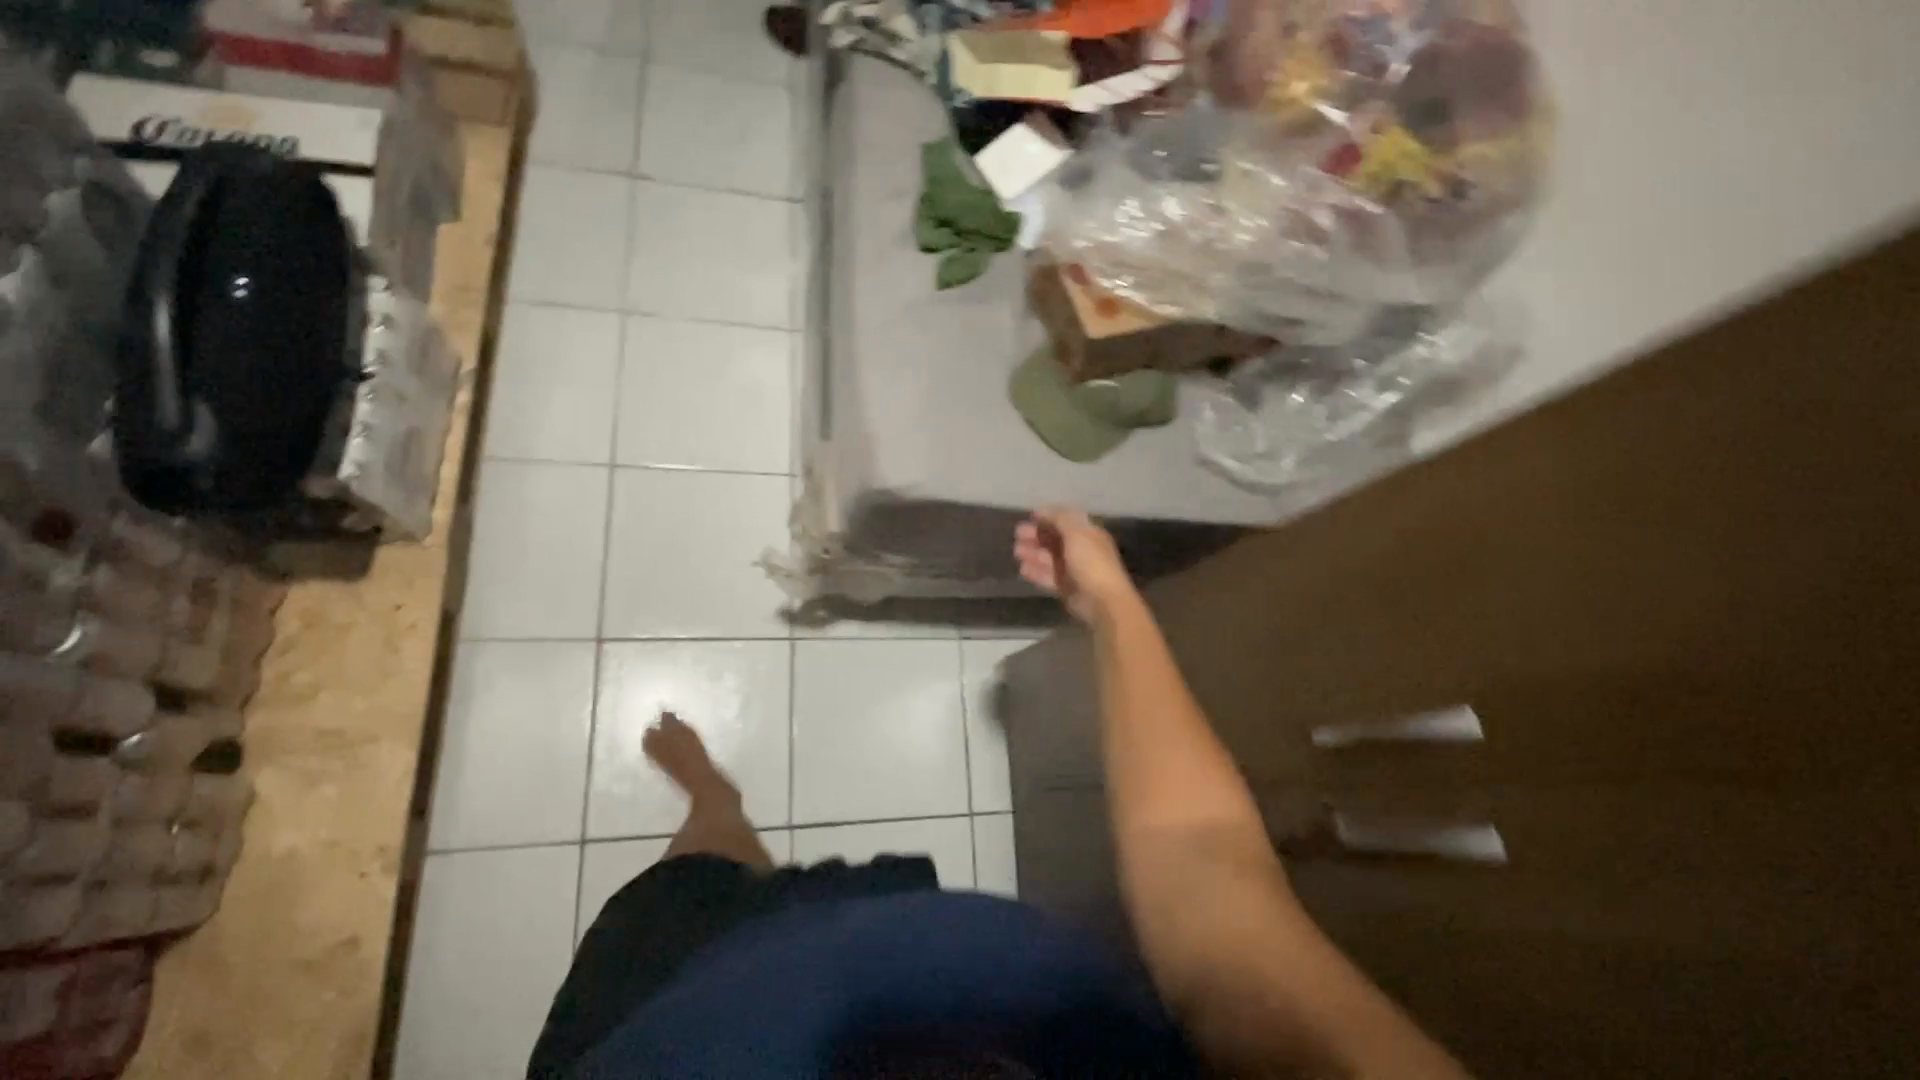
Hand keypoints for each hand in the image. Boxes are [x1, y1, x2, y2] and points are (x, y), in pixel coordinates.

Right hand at [1014, 507, 1138, 623]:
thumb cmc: (1091, 563)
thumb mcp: (1077, 534)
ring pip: (1050, 558)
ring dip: (1033, 553)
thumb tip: (1043, 510)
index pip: (1066, 521)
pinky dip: (1036, 572)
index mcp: (1089, 534)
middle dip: (1037, 536)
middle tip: (1017, 535)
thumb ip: (1060, 519)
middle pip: (1056, 540)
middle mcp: (1081, 550)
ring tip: (1016, 552)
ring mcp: (1074, 570)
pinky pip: (1048, 576)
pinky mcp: (1066, 588)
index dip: (1049, 517)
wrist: (1102, 602)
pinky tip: (1022, 569)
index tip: (1029, 517)